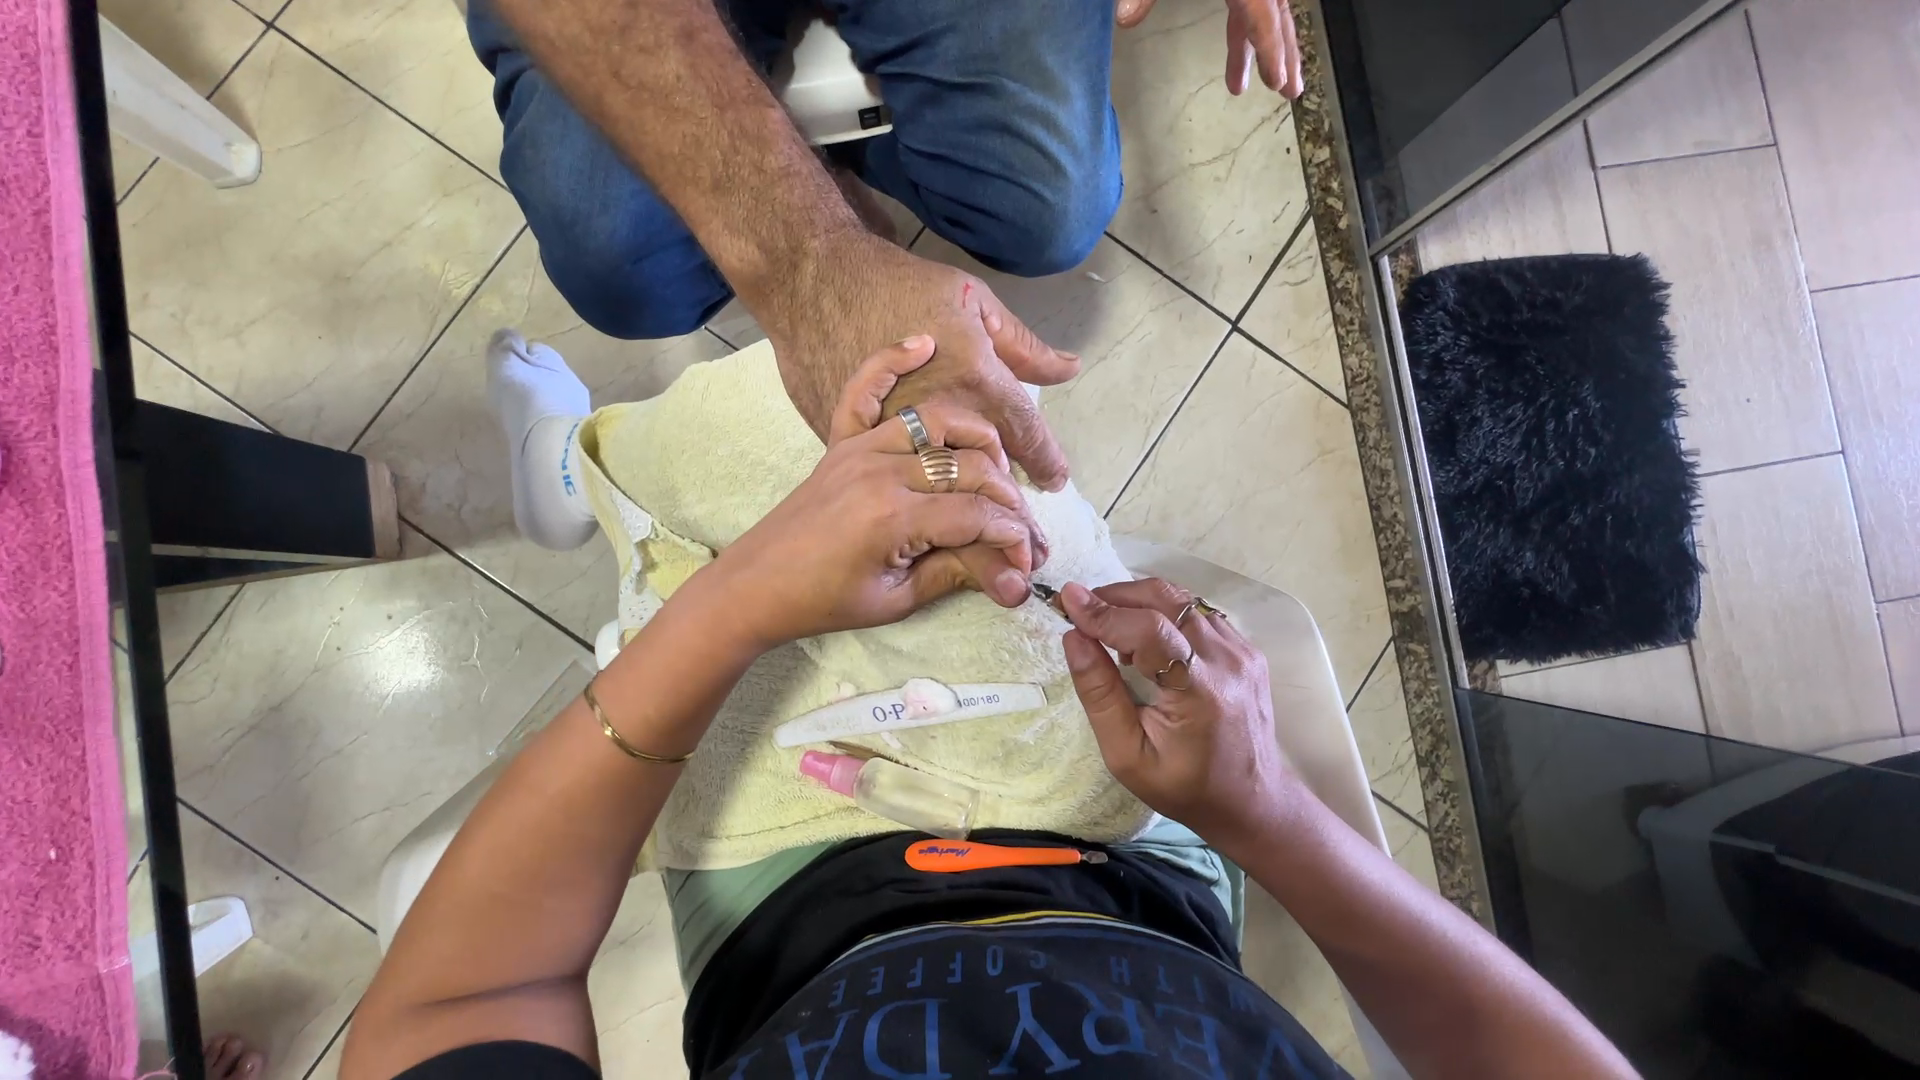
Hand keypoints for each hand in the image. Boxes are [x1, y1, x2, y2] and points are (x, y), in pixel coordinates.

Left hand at [703, 338, 1037, 649]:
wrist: (755, 584)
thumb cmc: (824, 601)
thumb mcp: (895, 599)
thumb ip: (958, 576)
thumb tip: (1018, 584)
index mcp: (894, 516)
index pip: (978, 515)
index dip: (1013, 538)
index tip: (1028, 560)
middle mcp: (882, 470)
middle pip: (969, 467)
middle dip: (1008, 501)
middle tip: (1022, 530)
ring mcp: (860, 448)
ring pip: (936, 421)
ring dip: (977, 434)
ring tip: (1000, 462)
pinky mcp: (842, 441)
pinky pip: (865, 389)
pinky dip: (892, 360)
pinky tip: (923, 343)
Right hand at [765, 230, 1080, 492]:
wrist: (813, 282)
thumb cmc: (898, 282)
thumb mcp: (972, 300)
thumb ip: (1022, 345)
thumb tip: (1069, 369)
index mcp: (976, 382)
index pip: (1028, 438)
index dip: (1048, 464)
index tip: (1054, 481)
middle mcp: (938, 419)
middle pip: (989, 473)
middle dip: (1007, 490)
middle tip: (1013, 496)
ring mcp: (892, 438)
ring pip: (942, 487)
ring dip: (964, 499)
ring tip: (974, 500)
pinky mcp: (851, 447)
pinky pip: (891, 478)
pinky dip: (910, 483)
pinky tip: (916, 486)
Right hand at [1059, 578, 1294, 842]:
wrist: (1252, 800)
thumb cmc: (1185, 786)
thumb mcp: (1127, 756)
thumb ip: (1100, 695)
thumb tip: (1074, 639)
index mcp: (1198, 692)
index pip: (1149, 630)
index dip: (1104, 612)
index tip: (1068, 600)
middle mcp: (1226, 660)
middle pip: (1166, 599)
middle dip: (1117, 595)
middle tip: (1083, 609)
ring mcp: (1241, 649)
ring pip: (1181, 600)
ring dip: (1139, 601)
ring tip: (1111, 626)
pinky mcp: (1245, 648)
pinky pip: (1196, 613)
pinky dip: (1163, 614)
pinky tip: (1147, 641)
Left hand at [1116, 0, 1304, 98]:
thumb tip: (1123, 19)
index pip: (1260, 12)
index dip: (1269, 48)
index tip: (1275, 82)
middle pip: (1274, 9)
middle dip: (1279, 51)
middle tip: (1287, 91)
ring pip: (1267, 1)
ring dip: (1262, 42)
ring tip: (1255, 81)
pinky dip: (1251, 18)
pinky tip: (1244, 40)